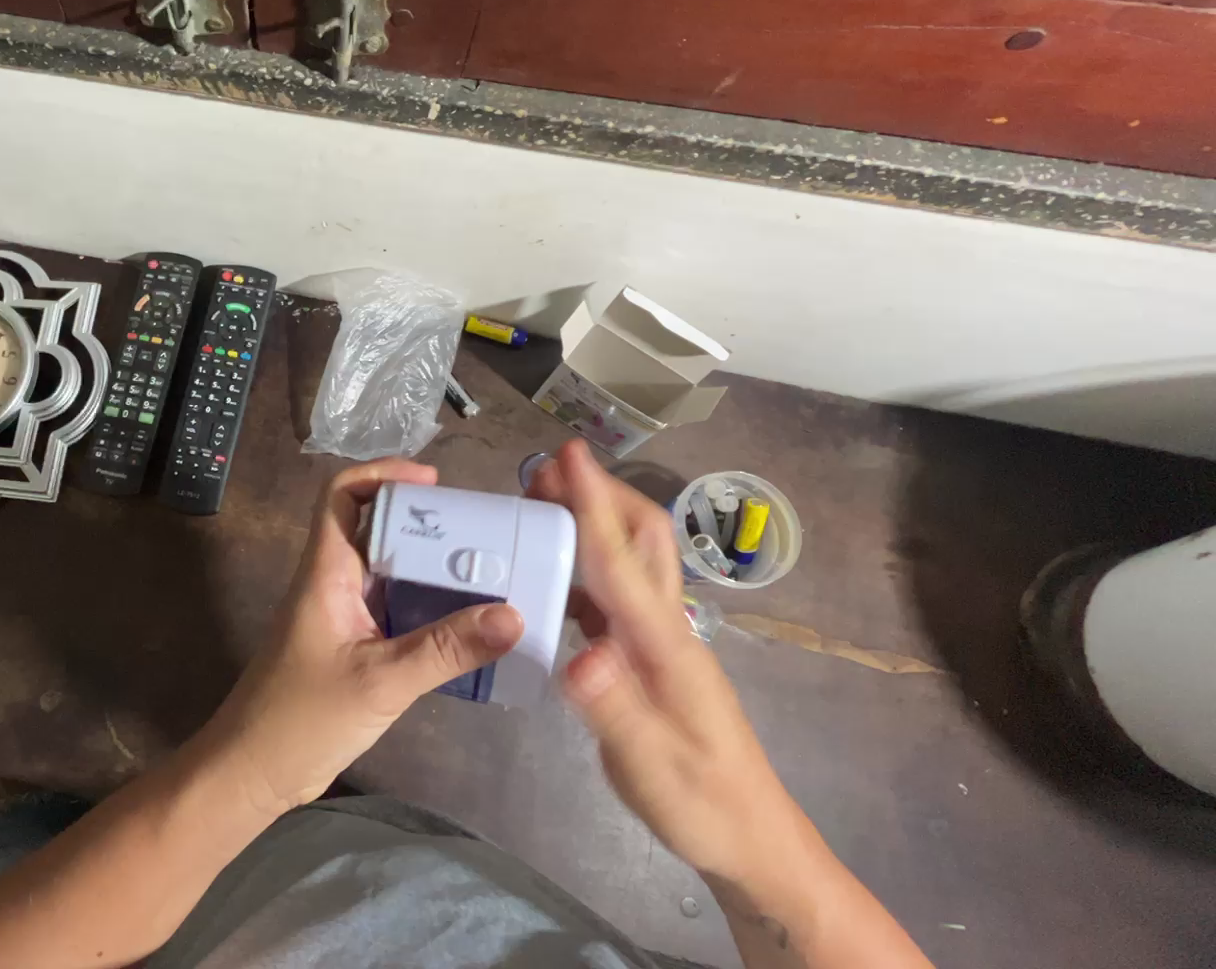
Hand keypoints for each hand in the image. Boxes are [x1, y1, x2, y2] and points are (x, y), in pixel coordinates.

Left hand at [200, 458, 523, 814]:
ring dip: (431, 565)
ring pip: (388, 569)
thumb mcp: (380, 682)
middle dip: (425, 521)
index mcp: (325, 572)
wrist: (254, 770)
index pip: (341, 495)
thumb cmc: (302, 718)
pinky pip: (394, 607)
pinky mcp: (352, 643)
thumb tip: (514, 616)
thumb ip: (445, 649)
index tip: (433, 481)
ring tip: (490, 570)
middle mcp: (333, 581)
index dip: (382, 473)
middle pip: (375, 527)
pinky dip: (428, 606)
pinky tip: (469, 623)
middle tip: (483, 531)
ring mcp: (342, 613)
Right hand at [528, 442, 800, 884]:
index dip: (593, 503)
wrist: (750, 836)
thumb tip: (578, 654)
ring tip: (539, 506)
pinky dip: (582, 563)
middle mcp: (666, 626)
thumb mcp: (650, 765)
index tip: (567, 454)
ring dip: (591, 520)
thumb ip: (613, 708)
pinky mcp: (647, 653)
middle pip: (641, 537)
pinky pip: (612, 591)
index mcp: (664, 643)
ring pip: (630, 557)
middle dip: (597, 494)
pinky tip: (551, 573)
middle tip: (542, 474)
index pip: (622, 560)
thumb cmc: (700, 802)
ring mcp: (659, 638)